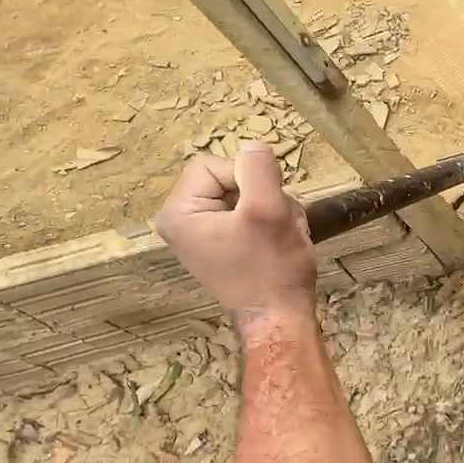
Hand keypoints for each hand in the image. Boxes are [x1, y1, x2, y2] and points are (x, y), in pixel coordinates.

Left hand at [154, 142, 317, 334]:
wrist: (280, 317)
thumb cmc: (272, 268)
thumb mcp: (268, 212)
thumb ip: (258, 171)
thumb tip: (255, 146)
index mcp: (179, 213)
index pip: (213, 165)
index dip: (249, 177)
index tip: (268, 206)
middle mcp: (183, 222)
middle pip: (230, 180)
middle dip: (264, 195)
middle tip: (279, 223)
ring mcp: (204, 235)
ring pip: (246, 197)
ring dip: (274, 209)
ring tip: (284, 235)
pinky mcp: (225, 245)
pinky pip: (249, 215)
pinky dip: (272, 223)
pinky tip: (282, 241)